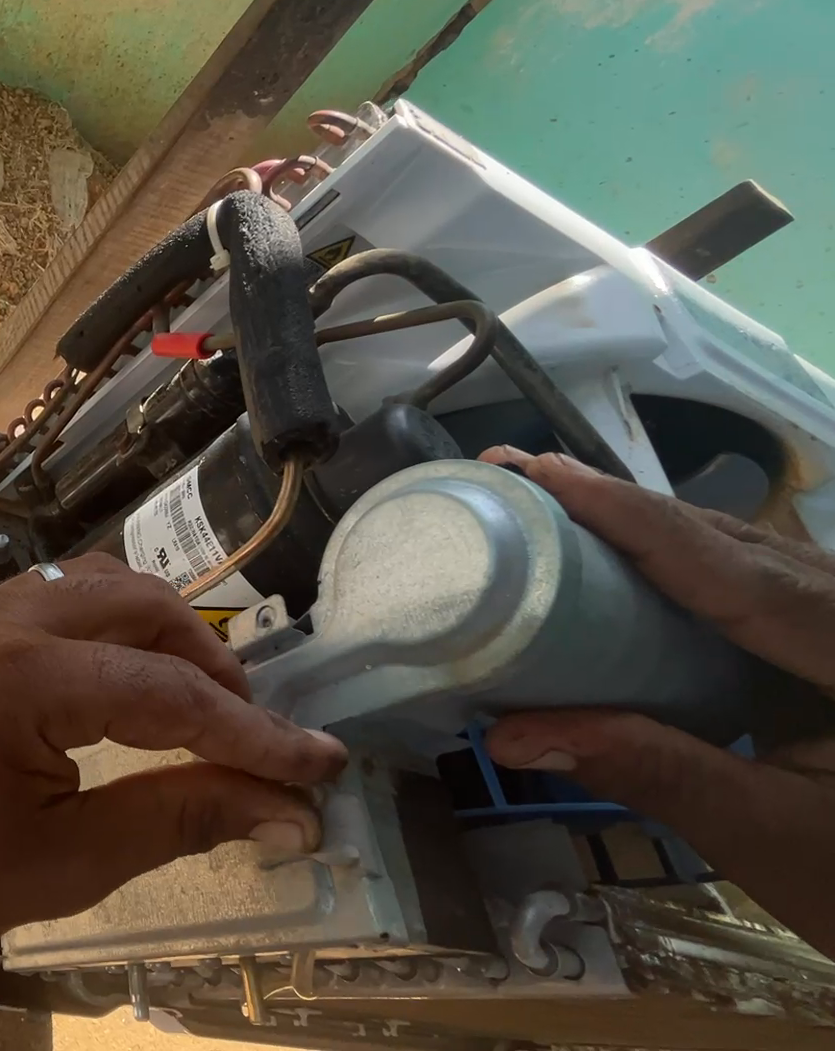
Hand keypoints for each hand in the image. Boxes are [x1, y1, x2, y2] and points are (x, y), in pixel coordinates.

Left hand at [0, 553, 347, 953]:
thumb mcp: (63, 860)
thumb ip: (178, 817)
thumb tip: (284, 808)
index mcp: (26, 674)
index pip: (174, 693)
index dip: (256, 734)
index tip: (320, 764)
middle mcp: (4, 614)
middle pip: (144, 608)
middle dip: (210, 667)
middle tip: (249, 736)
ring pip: (100, 587)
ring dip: (159, 635)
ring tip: (194, 703)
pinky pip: (57, 596)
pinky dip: (108, 626)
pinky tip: (120, 676)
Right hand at [480, 447, 834, 954]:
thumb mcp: (775, 839)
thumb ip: (651, 773)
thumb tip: (509, 735)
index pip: (741, 570)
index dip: (634, 517)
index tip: (540, 472)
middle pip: (737, 541)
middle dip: (621, 503)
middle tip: (517, 473)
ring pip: (741, 551)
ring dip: (636, 522)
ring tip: (544, 499)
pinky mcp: (830, 642)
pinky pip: (742, 579)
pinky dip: (663, 556)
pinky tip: (606, 552)